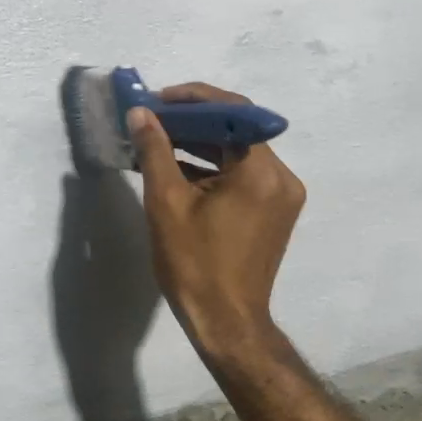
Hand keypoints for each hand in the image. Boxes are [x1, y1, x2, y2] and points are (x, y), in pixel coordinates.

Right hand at [127, 82, 305, 356]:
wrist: (225, 322)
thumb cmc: (194, 263)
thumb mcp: (166, 201)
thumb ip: (154, 150)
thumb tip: (140, 114)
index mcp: (261, 172)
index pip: (233, 111)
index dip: (192, 98)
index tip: (156, 100)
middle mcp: (281, 177)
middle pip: (236, 130)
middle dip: (191, 120)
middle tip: (149, 120)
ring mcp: (281, 196)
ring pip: (237, 152)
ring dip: (198, 143)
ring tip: (154, 142)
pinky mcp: (273, 212)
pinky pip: (241, 174)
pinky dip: (210, 166)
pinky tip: (174, 169)